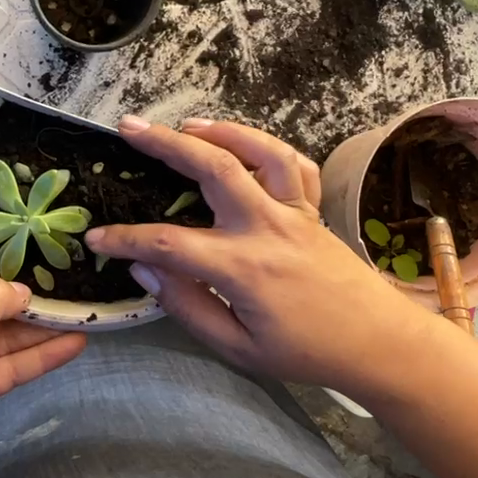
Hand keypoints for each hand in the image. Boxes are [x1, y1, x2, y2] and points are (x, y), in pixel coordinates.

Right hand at [84, 117, 438, 399]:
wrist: (380, 344)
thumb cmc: (307, 353)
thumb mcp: (239, 348)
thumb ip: (188, 307)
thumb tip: (146, 271)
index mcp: (244, 268)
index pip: (170, 244)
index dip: (126, 240)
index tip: (97, 239)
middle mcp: (268, 228)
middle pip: (213, 169)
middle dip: (165, 144)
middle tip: (129, 128)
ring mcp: (295, 213)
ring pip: (259, 153)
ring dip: (220, 131)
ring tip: (186, 124)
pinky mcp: (313, 209)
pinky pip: (293, 165)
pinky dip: (265, 146)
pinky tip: (241, 145)